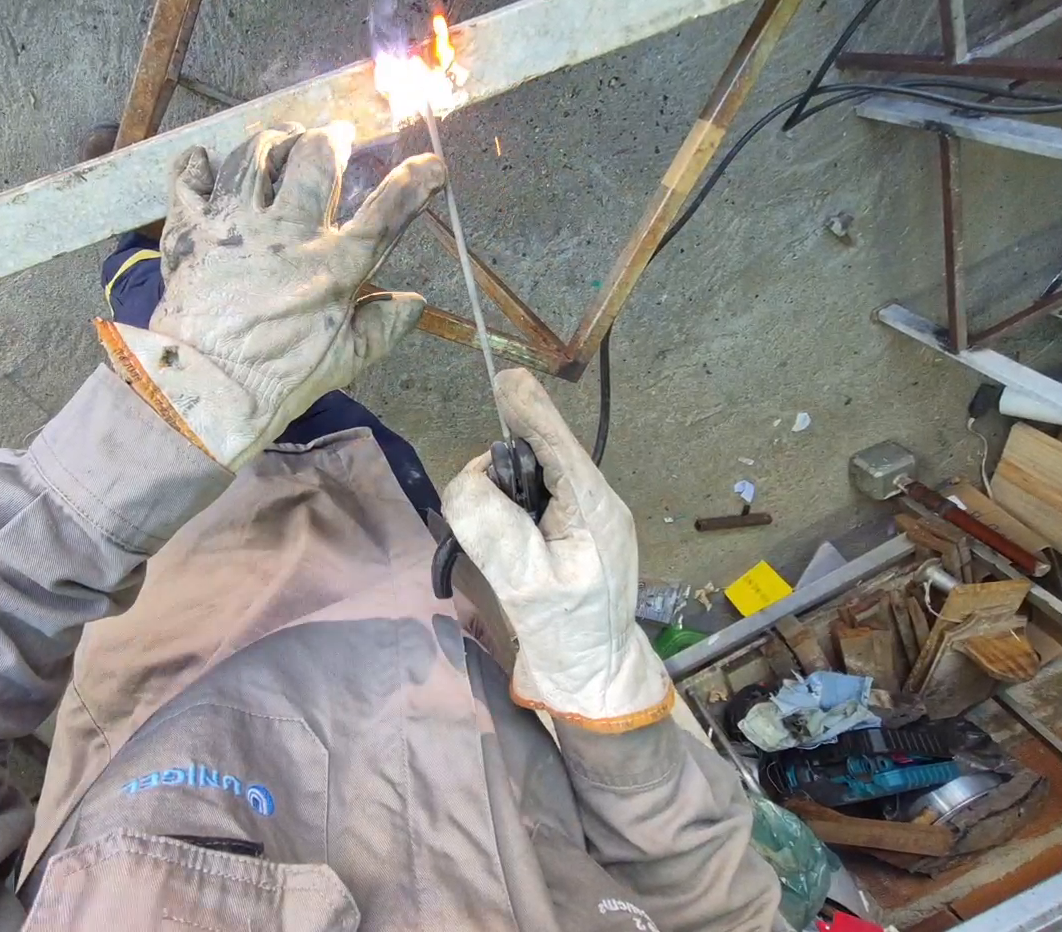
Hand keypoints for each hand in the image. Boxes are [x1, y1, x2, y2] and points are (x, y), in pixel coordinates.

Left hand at [97, 122, 443, 467]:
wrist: (206, 392)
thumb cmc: (279, 381)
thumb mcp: (345, 362)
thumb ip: (383, 327)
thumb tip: (415, 302)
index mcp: (333, 266)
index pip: (387, 210)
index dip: (416, 181)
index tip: (433, 165)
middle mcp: (287, 232)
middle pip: (316, 157)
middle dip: (334, 137)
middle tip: (336, 137)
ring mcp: (235, 225)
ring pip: (255, 154)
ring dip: (273, 138)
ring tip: (280, 139)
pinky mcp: (191, 231)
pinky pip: (188, 180)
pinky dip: (195, 165)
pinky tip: (204, 161)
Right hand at [443, 369, 674, 732]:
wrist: (594, 681)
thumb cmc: (568, 637)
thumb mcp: (527, 584)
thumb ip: (493, 527)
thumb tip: (467, 480)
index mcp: (594, 508)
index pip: (557, 445)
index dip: (530, 412)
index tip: (504, 380)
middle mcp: (593, 502)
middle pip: (537, 456)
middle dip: (502, 475)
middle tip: (488, 530)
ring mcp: (584, 517)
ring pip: (530, 478)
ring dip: (502, 499)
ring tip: (503, 552)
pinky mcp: (570, 532)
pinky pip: (531, 501)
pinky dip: (508, 513)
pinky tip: (508, 546)